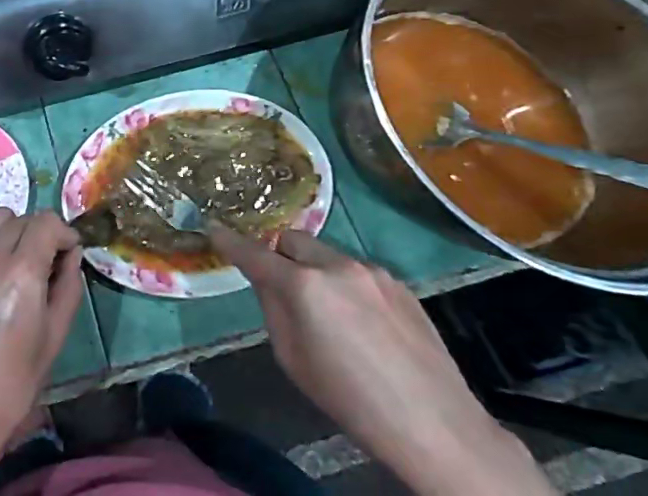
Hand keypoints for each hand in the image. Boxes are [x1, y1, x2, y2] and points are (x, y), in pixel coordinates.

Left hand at [0, 208, 82, 495]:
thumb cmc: (13, 381)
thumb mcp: (56, 334)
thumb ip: (69, 285)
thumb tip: (71, 255)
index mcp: (22, 273)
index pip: (48, 222)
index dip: (64, 233)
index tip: (69, 254)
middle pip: (24, 218)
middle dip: (42, 234)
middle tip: (47, 264)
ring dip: (14, 231)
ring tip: (16, 260)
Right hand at [210, 226, 553, 495]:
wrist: (432, 420)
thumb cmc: (350, 401)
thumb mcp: (294, 362)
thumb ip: (274, 311)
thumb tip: (269, 283)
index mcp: (304, 285)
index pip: (256, 254)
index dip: (232, 242)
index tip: (215, 228)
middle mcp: (336, 263)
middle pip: (293, 239)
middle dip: (280, 255)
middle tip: (281, 286)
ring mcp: (371, 268)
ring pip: (327, 254)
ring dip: (316, 271)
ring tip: (331, 317)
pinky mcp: (397, 280)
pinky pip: (358, 271)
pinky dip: (347, 285)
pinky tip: (363, 324)